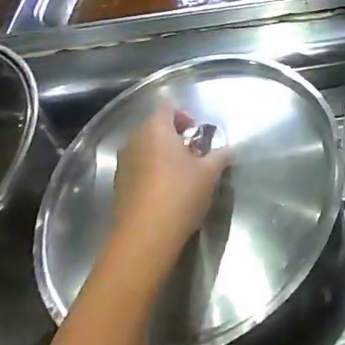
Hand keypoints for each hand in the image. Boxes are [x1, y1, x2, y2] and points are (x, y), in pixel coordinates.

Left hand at [112, 105, 231, 258]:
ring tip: (181, 177)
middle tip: (193, 157)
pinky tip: (164, 193)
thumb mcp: (210, 173)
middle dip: (175, 138)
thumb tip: (226, 149)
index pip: (168, 108)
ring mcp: (123, 162)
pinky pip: (137, 168)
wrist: (144, 236)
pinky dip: (151, 172)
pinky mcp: (118, 185)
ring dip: (162, 155)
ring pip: (145, 148)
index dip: (185, 116)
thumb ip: (220, 156)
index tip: (197, 135)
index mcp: (155, 129)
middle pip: (155, 128)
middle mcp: (134, 139)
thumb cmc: (180, 194)